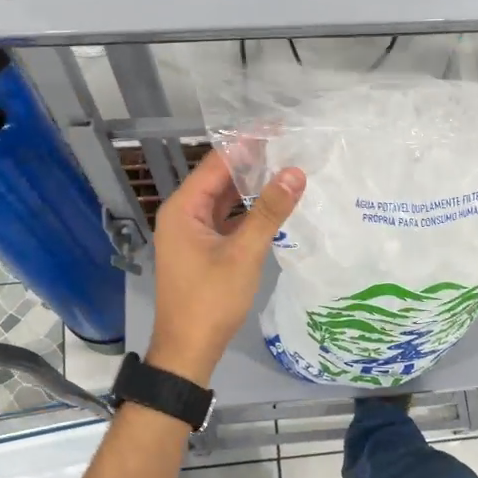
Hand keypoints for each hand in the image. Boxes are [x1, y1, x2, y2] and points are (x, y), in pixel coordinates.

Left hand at [148, 151, 305, 385]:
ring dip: (252, 188)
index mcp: (182, 209)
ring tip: (288, 169)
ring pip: (224, 201)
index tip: (279, 127)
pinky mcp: (202, 252)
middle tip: (291, 146)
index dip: (248, 143)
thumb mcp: (244, 254)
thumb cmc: (211, 300)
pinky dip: (248, 213)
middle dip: (253, 163)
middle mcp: (183, 215)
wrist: (188, 350)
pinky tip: (274, 207)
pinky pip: (226, 221)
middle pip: (219, 179)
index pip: (216, 163)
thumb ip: (269, 212)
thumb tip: (295, 173)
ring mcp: (192, 235)